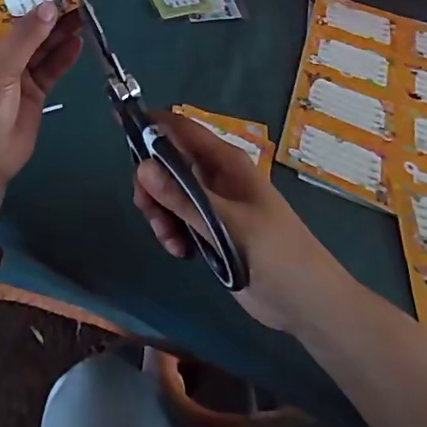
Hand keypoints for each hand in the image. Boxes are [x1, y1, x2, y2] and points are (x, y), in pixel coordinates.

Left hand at [0, 3, 82, 190]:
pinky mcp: (32, 92)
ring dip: (58, 32)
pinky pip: (50, 68)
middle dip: (45, 13)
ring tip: (82, 12)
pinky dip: (63, 56)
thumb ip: (24, 37)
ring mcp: (14, 74)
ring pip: (40, 47)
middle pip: (23, 28)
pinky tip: (78, 41)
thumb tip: (48, 5)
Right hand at [132, 113, 349, 331]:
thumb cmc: (275, 253)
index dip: (151, 124)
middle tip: (150, 212)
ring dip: (161, 214)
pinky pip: (178, 218)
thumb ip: (183, 198)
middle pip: (167, 163)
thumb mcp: (226, 225)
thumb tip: (142, 166)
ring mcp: (213, 204)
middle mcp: (216, 177)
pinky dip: (172, 231)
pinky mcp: (210, 230)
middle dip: (152, 185)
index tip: (120, 126)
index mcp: (225, 162)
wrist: (307, 302)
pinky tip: (181, 252)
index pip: (182, 129)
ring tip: (171, 241)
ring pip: (169, 194)